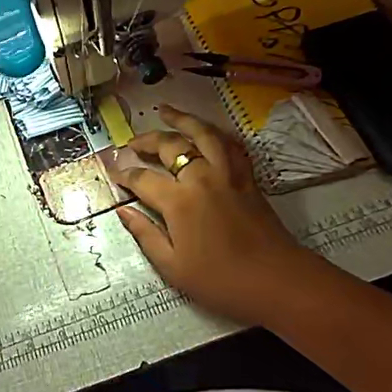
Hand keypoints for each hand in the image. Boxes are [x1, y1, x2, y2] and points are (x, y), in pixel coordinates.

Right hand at [108, 106, 331, 326]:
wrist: (276, 280)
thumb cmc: (221, 280)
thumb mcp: (173, 267)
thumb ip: (146, 234)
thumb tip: (123, 211)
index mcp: (179, 201)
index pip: (144, 179)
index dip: (125, 175)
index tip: (115, 173)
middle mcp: (202, 177)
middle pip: (171, 146)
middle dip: (147, 141)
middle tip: (132, 143)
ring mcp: (228, 173)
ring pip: (203, 134)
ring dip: (183, 119)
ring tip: (166, 111)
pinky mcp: (247, 177)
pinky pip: (230, 145)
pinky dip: (216, 133)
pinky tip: (208, 131)